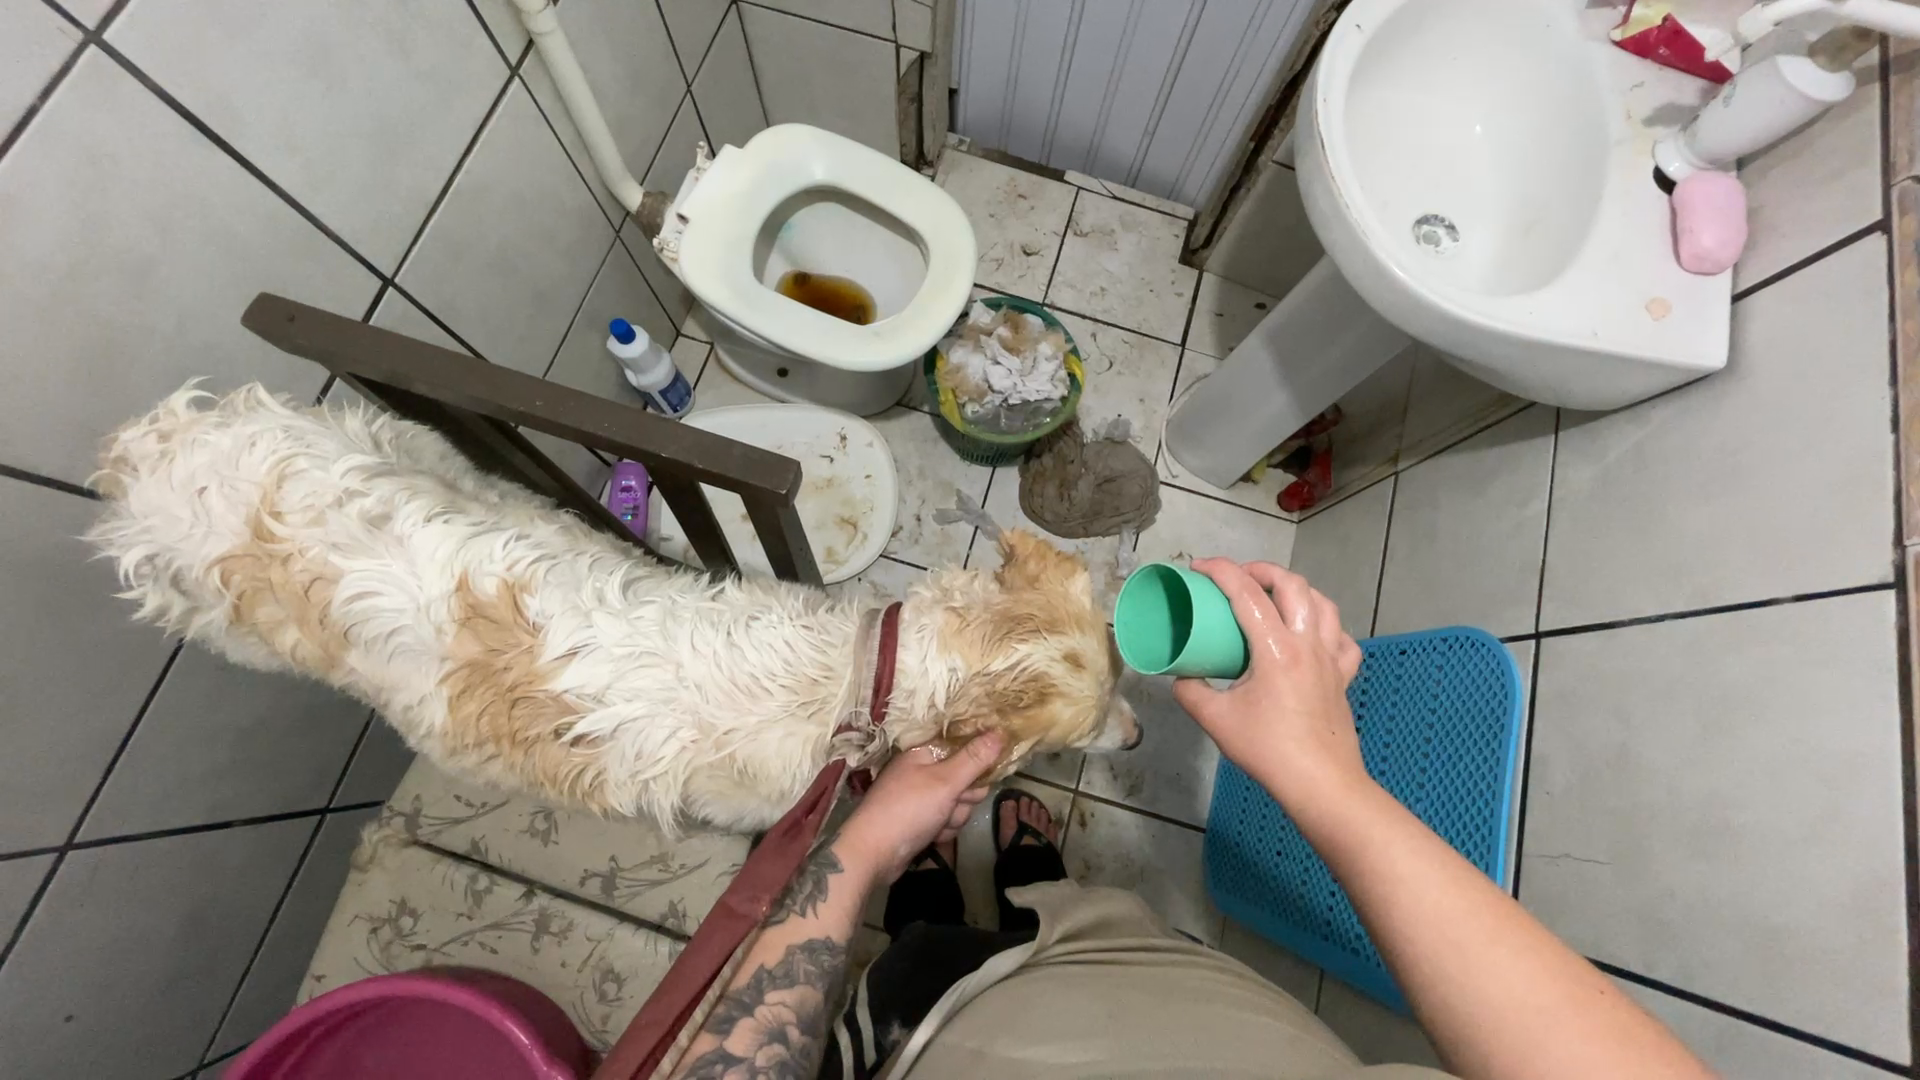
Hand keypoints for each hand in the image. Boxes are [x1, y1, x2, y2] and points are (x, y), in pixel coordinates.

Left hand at [835, 732, 1002, 884]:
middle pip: (964, 778)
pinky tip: (932, 836)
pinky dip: (943, 830)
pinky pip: (946, 820)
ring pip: (958, 803)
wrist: (873, 854)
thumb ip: (974, 759)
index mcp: (923, 753)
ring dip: (954, 817)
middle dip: (964, 796)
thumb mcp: (946, 782)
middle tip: (955, 802)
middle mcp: (922, 771)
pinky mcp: (920, 821)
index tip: (989, 772)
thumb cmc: (908, 809)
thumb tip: (1000, 732)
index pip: (962, 747)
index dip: (977, 761)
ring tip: (938, 823)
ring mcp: (920, 798)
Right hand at [1173, 560, 1367, 807]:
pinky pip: (1341, 638)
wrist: (1321, 784)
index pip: (1246, 593)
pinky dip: (1325, 627)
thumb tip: (1182, 675)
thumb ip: (1190, 691)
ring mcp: (1331, 659)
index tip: (1198, 567)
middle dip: (1261, 570)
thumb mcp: (1215, 720)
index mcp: (1275, 649)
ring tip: (1273, 596)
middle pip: (1292, 585)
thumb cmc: (1268, 749)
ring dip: (1296, 590)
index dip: (1220, 571)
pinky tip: (1310, 636)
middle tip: (1236, 577)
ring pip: (1323, 603)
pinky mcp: (1343, 677)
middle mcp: (1307, 644)